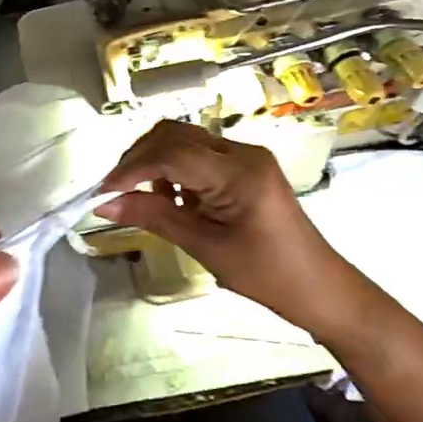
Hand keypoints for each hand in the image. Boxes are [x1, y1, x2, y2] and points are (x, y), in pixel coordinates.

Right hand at [94, 120, 344, 324]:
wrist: (319, 286)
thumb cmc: (266, 275)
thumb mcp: (204, 247)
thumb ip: (154, 217)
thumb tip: (104, 204)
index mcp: (239, 173)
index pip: (172, 153)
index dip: (132, 169)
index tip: (103, 192)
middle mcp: (242, 152)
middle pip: (174, 134)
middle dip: (138, 158)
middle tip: (115, 190)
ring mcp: (246, 155)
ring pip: (184, 139)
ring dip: (155, 160)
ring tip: (142, 197)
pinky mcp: (245, 164)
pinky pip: (198, 153)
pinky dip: (173, 167)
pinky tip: (169, 197)